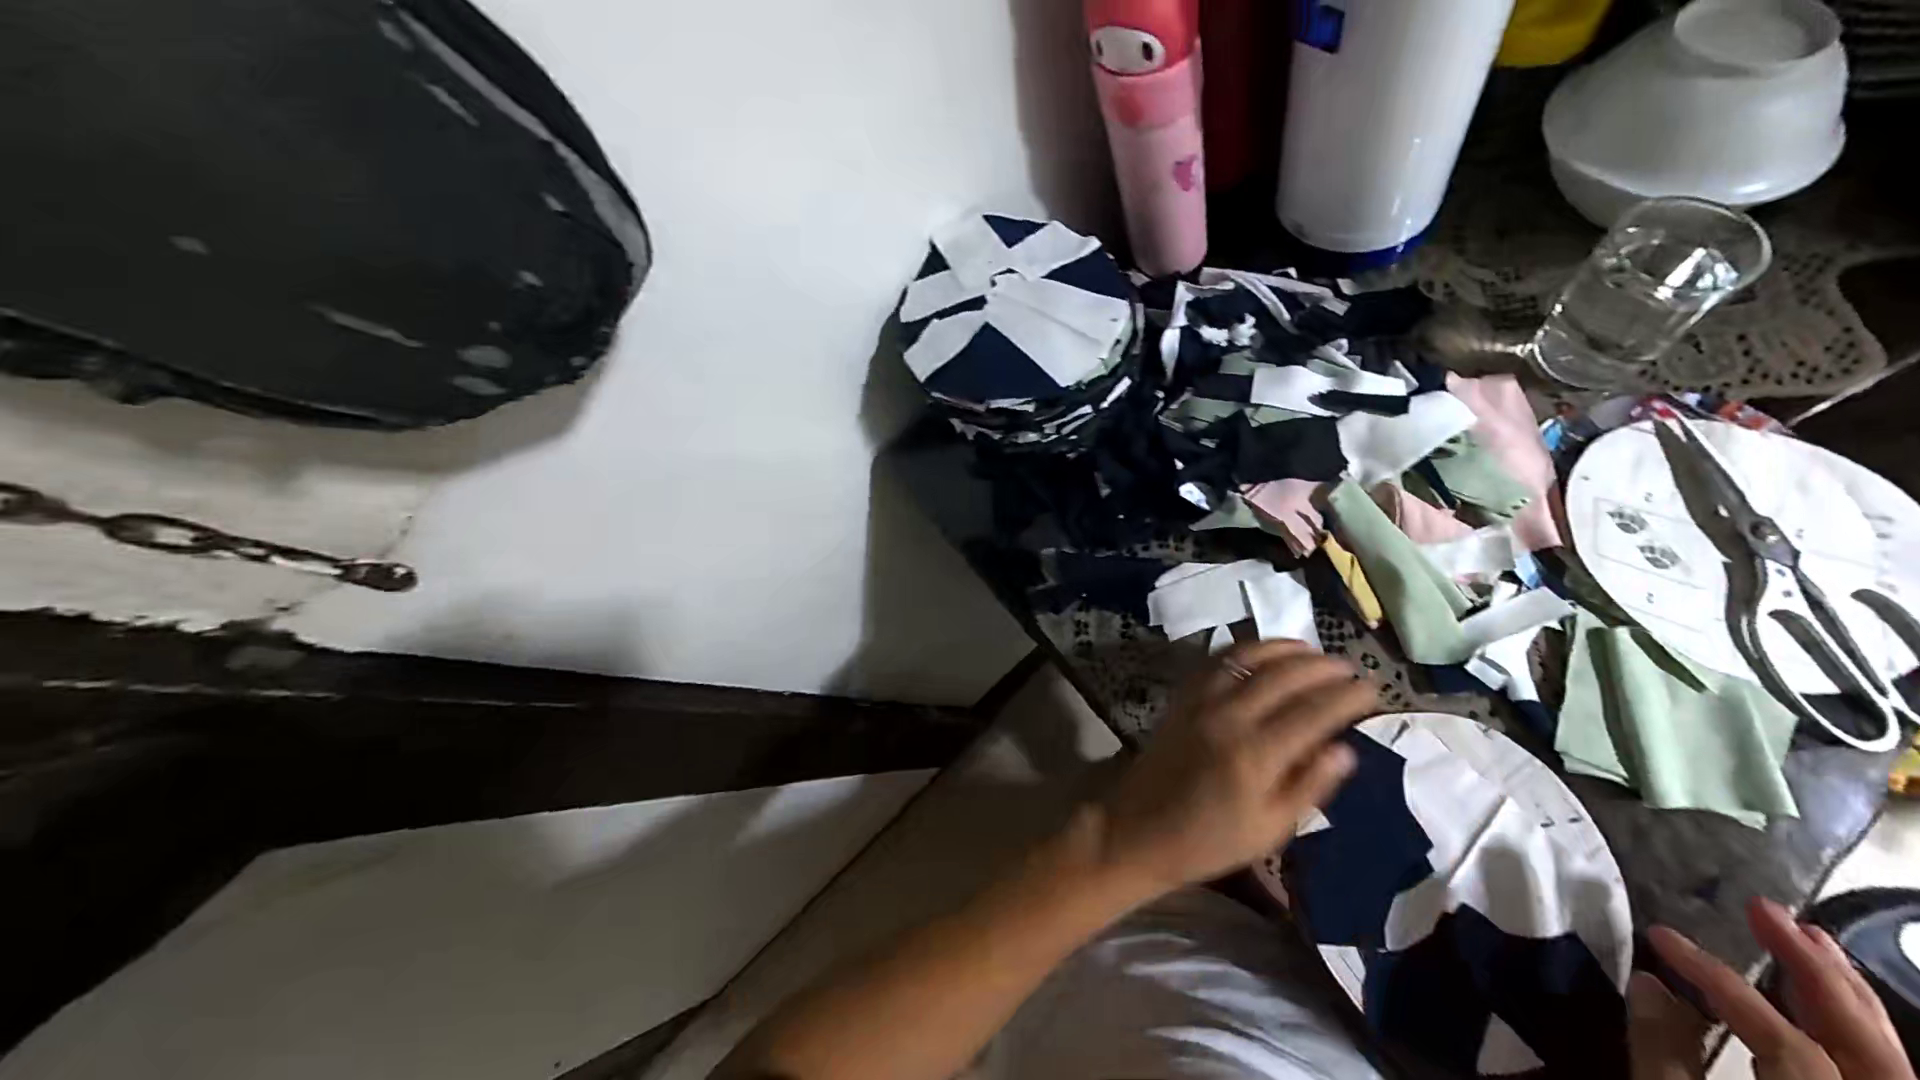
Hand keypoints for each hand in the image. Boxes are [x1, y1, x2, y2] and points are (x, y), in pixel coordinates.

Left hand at [1084, 639, 1377, 896]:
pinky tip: (1263, 651)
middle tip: (1350, 667)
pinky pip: (1216, 661)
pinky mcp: (1182, 698)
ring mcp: (1201, 702)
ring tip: (1313, 651)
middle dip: (1323, 666)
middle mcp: (1229, 717)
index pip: (1315, 711)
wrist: (1139, 829)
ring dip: (1285, 648)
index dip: (1348, 695)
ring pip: (1248, 657)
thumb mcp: (1270, 828)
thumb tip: (1346, 749)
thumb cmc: (1210, 840)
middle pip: (1284, 675)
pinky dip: (1245, 649)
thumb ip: (1309, 785)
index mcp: (1256, 755)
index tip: (1374, 688)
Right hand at [1630, 897, 1914, 1079]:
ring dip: (1846, 990)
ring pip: (1892, 1058)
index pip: (1777, 1039)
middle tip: (1764, 907)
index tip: (1658, 936)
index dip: (1715, 979)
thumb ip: (1663, 1056)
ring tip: (1806, 934)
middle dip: (1811, 969)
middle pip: (1864, 1045)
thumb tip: (1650, 983)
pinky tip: (1835, 993)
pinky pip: (1888, 1072)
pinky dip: (1862, 1027)